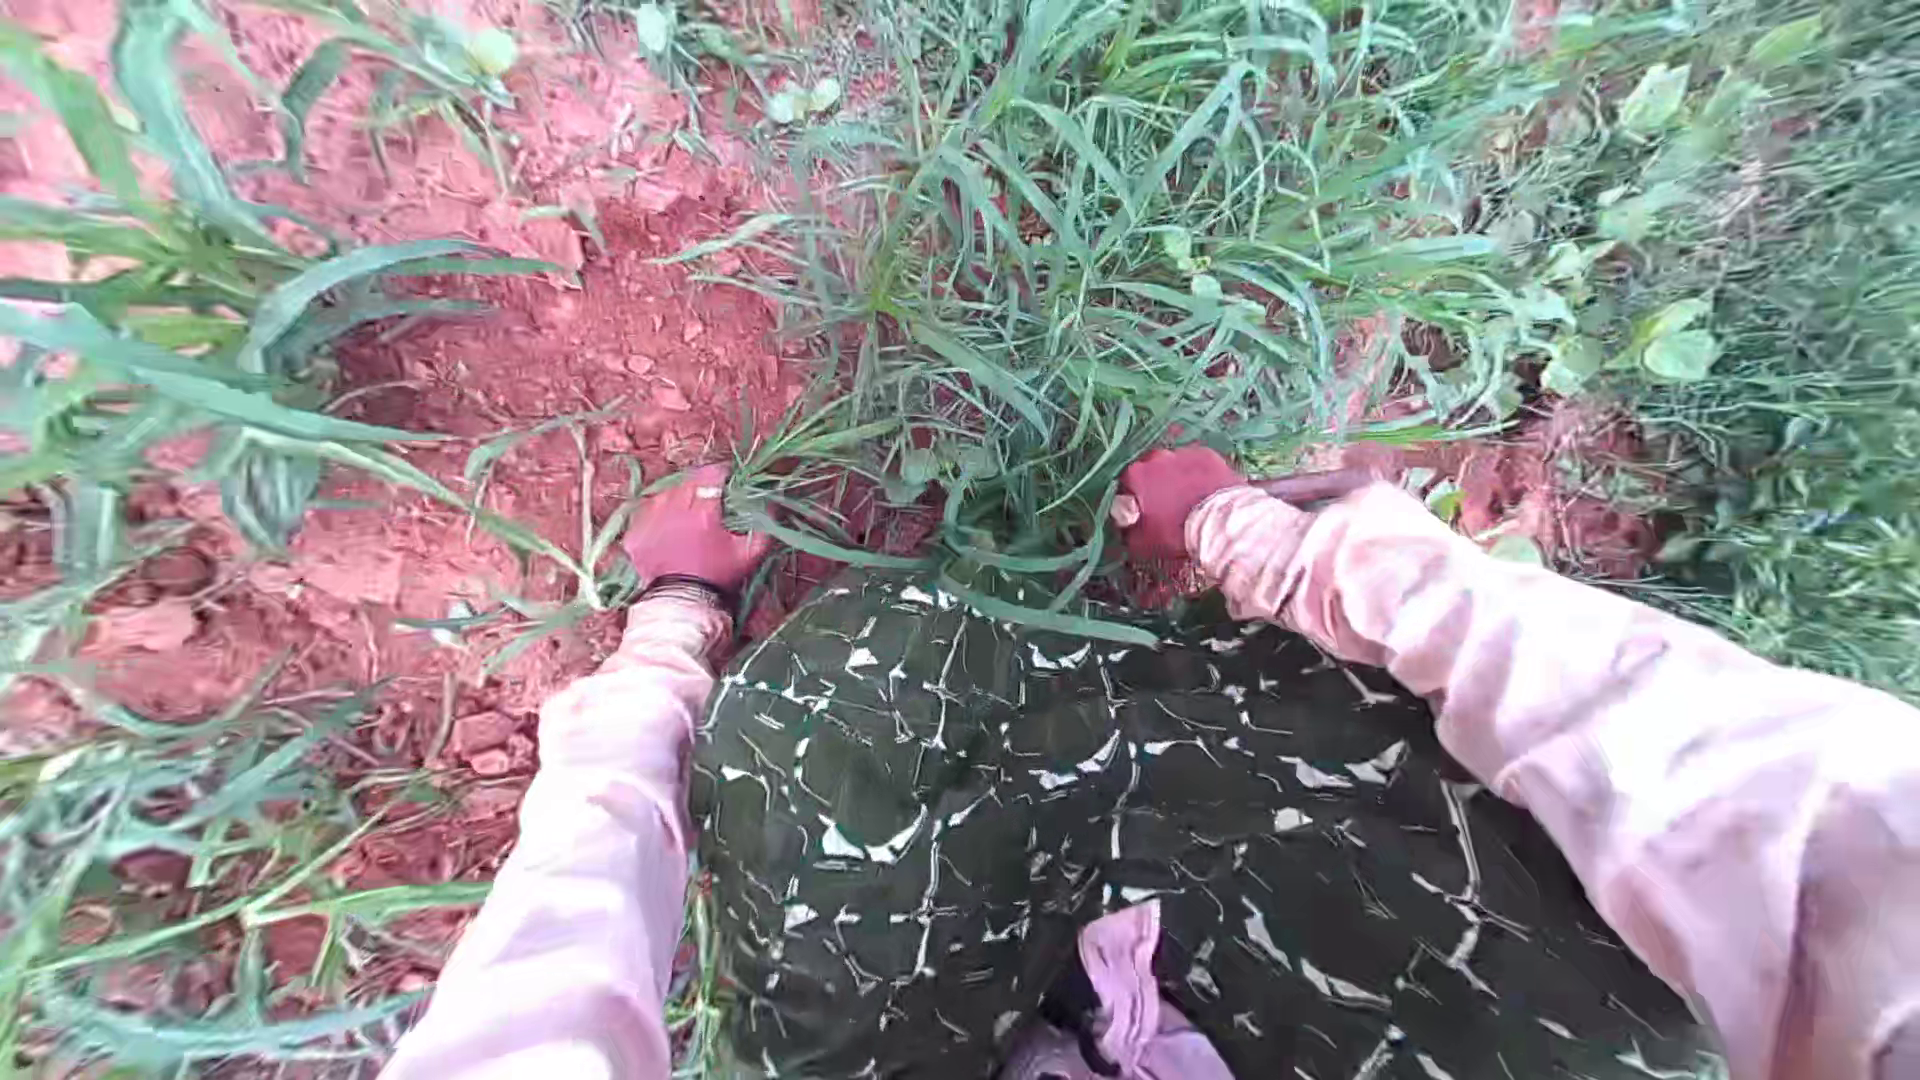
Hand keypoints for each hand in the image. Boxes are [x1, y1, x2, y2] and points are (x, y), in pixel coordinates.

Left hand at [622, 464, 770, 592]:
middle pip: (685, 482)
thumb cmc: (718, 576)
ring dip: (677, 494)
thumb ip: (765, 527)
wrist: (684, 601)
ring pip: (663, 494)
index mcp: (702, 513)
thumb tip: (771, 505)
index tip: (727, 476)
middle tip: (709, 491)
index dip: (720, 472)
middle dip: (699, 482)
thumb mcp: (750, 554)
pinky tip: (666, 521)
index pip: (709, 477)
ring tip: (687, 505)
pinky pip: (644, 513)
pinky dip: (656, 513)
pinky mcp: (635, 536)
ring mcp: (650, 523)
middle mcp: (673, 512)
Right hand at [1117, 445, 1243, 559]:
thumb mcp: (1141, 542)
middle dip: (1154, 483)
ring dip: (1176, 477)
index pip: (1125, 482)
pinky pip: (1197, 462)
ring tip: (1187, 498)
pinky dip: (1198, 473)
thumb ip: (1126, 528)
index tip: (1138, 509)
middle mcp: (1156, 457)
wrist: (1219, 525)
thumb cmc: (1175, 534)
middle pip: (1150, 468)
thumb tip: (1123, 523)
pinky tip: (1204, 489)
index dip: (1131, 496)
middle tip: (1164, 504)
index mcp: (1135, 475)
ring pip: (1174, 463)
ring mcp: (1183, 453)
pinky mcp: (1208, 455)